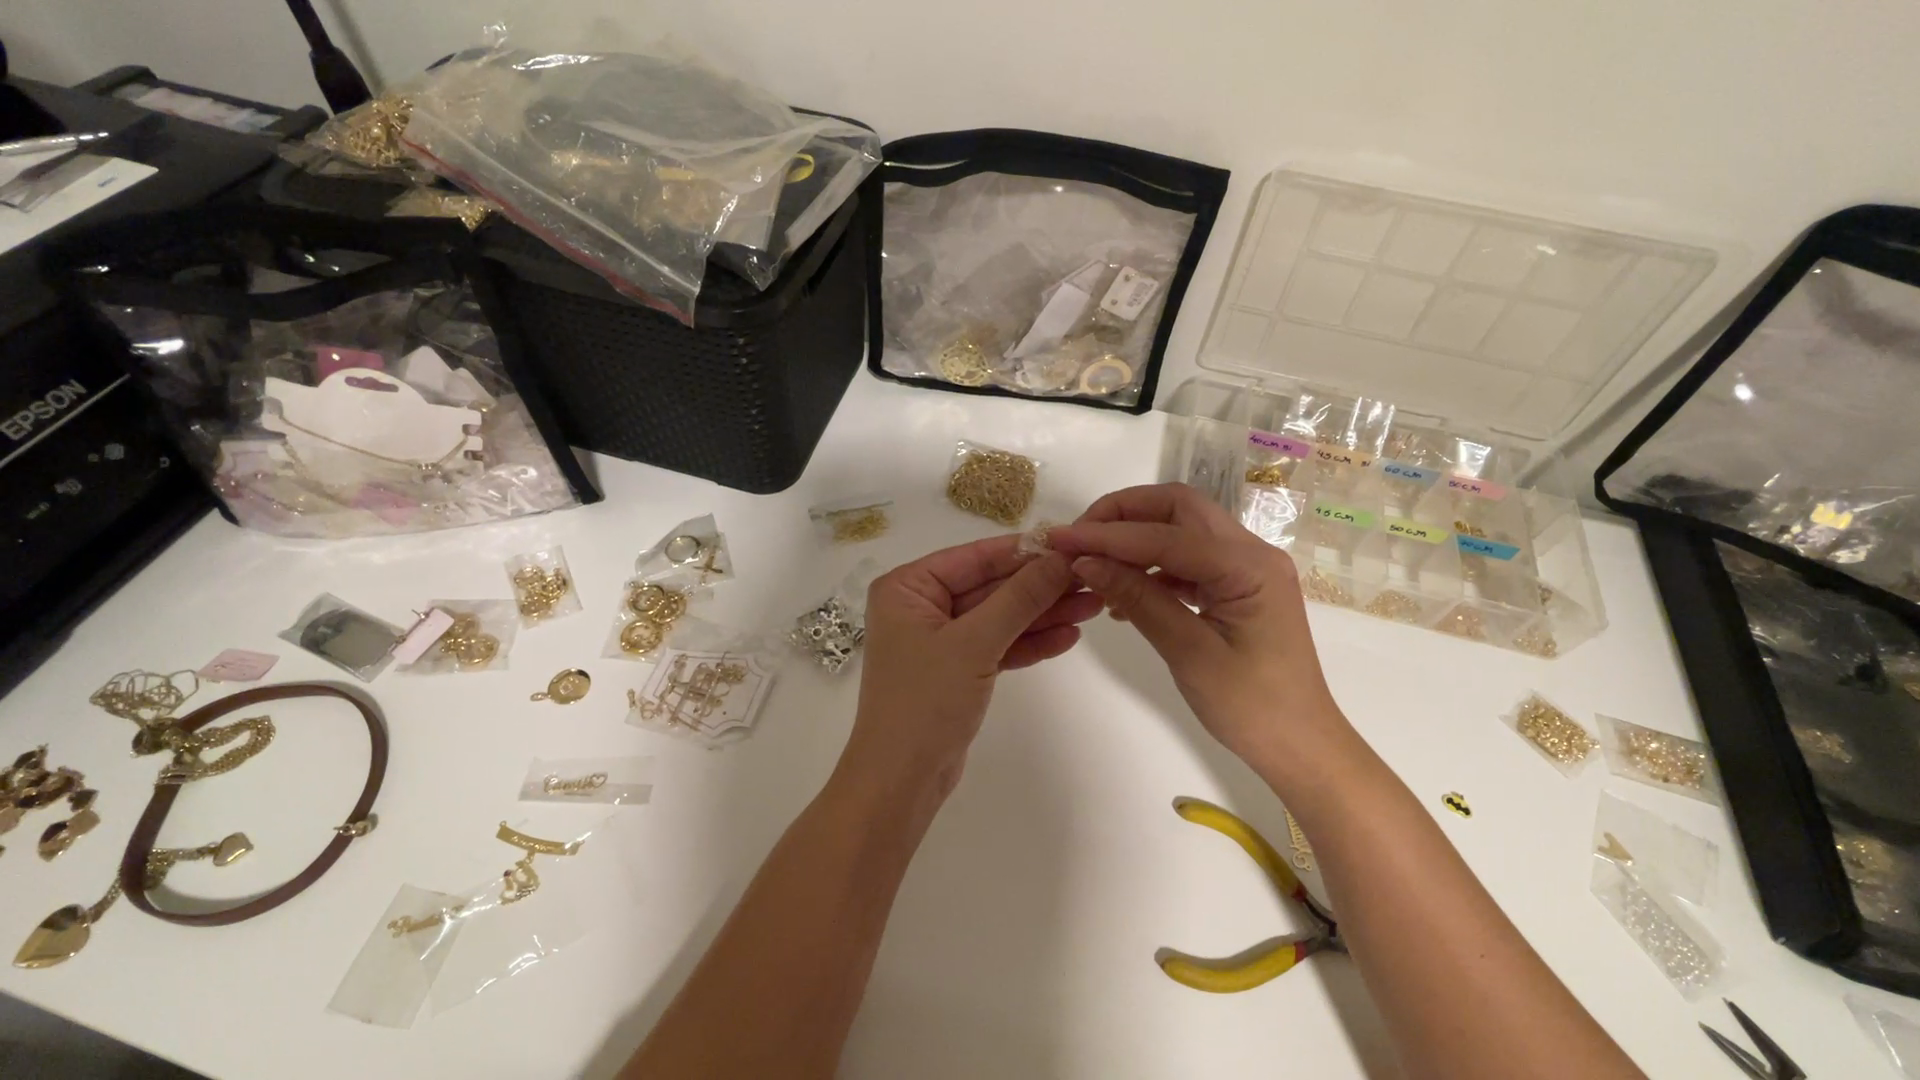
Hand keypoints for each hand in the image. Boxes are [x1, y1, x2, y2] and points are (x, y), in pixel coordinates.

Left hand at [840, 536, 1102, 802]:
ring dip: (1043, 614)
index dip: (1024, 551)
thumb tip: (1060, 558)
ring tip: (1095, 605)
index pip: (974, 558)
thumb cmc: (925, 702)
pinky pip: (998, 645)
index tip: (1072, 543)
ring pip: (999, 617)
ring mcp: (939, 640)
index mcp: (907, 588)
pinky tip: (1069, 635)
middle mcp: (920, 607)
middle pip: (990, 586)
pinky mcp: (957, 671)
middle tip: (1092, 578)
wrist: (901, 780)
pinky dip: (1029, 643)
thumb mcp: (974, 643)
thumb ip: (1019, 598)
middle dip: (1040, 586)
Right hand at [1048, 483, 1347, 767]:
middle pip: (1178, 508)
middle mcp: (1253, 552)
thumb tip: (1086, 563)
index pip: (1166, 535)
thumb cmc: (1250, 706)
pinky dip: (1152, 565)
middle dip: (1123, 514)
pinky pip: (1188, 558)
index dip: (1108, 535)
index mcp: (1249, 566)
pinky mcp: (1238, 586)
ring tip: (1092, 565)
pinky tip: (1121, 591)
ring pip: (1182, 529)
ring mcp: (1247, 568)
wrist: (1299, 745)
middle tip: (1078, 539)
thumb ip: (1138, 599)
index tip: (1061, 540)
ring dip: (1135, 537)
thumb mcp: (1189, 652)